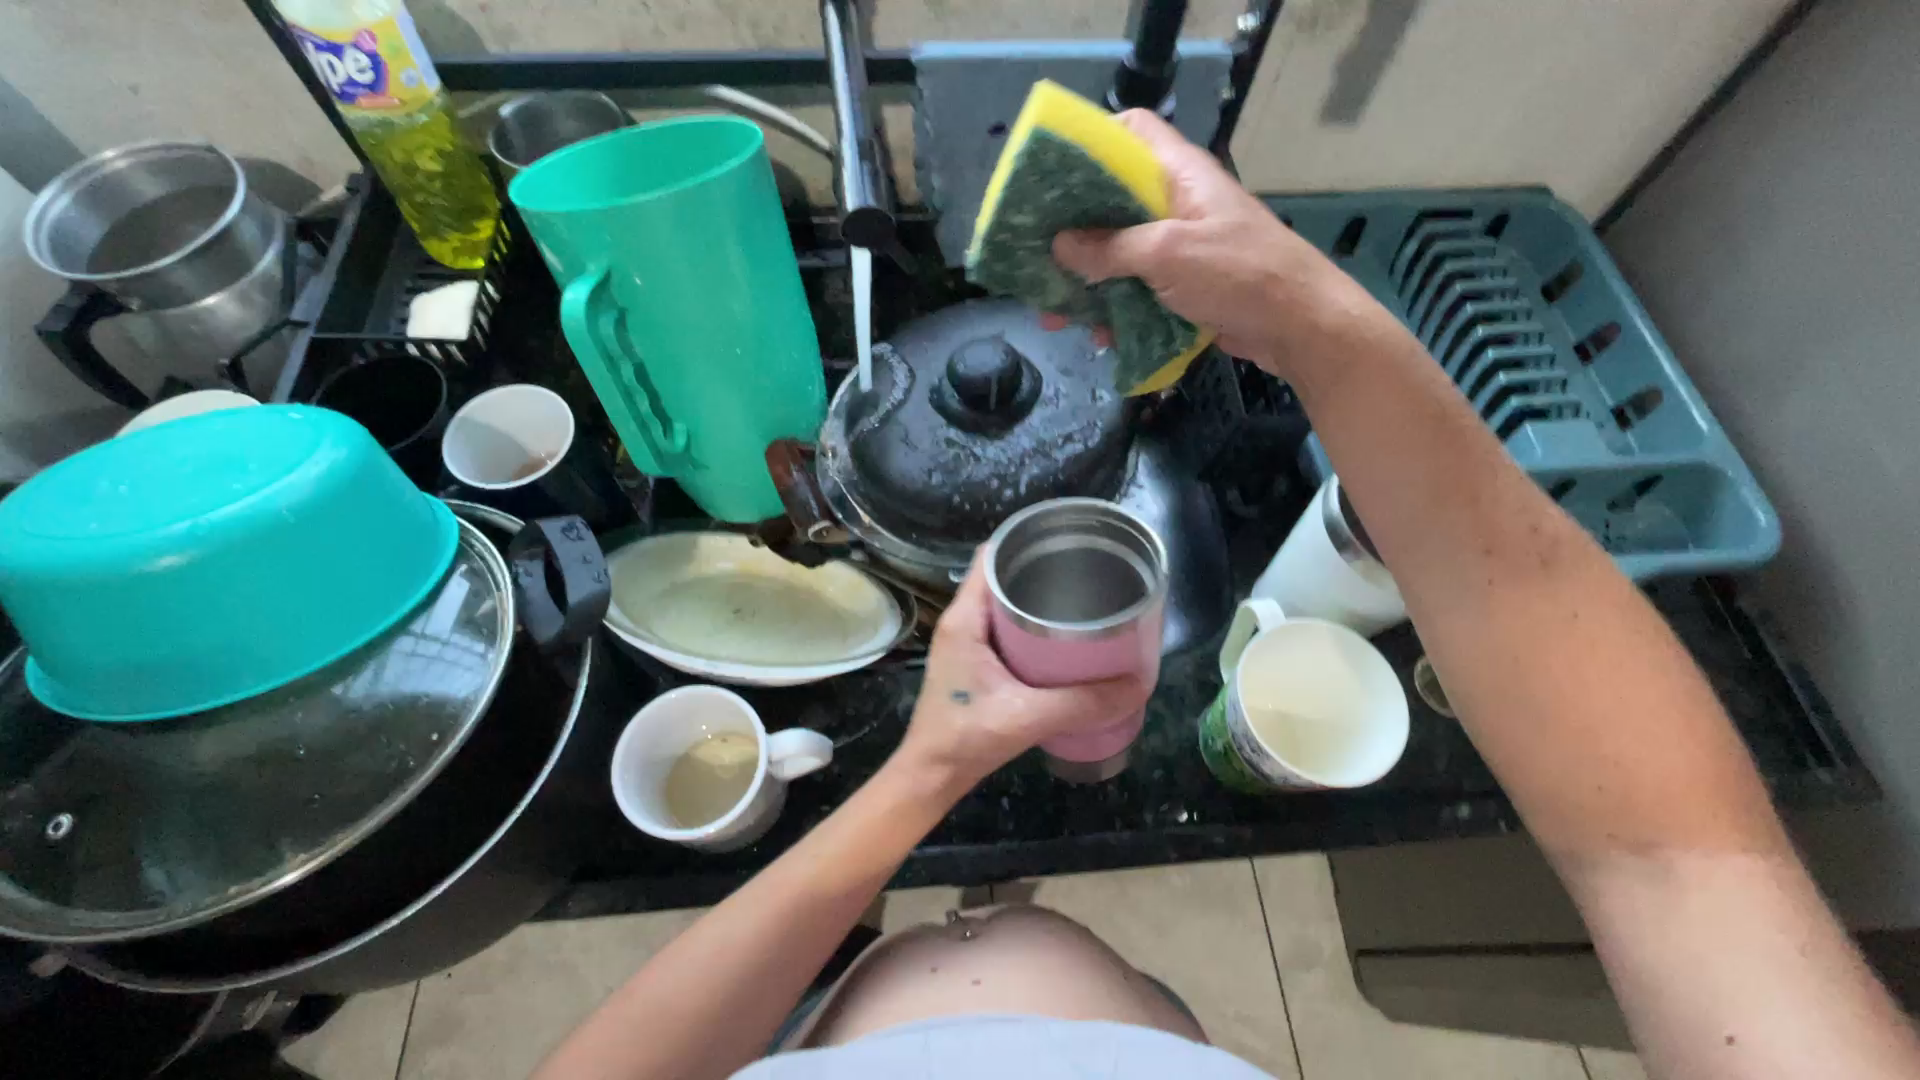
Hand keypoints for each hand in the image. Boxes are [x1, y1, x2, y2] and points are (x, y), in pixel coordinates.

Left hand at [895, 559, 1153, 790]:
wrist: (932, 775)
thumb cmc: (966, 738)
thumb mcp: (1027, 717)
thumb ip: (1082, 703)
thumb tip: (1137, 685)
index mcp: (965, 619)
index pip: (989, 557)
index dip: (1023, 542)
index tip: (1065, 542)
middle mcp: (963, 622)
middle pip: (1002, 577)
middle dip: (1041, 571)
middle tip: (1087, 575)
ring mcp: (968, 643)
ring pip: (1006, 605)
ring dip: (1038, 601)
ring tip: (1083, 602)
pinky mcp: (977, 663)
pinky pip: (1007, 630)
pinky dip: (1033, 627)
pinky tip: (1064, 641)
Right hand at [1045, 109, 1388, 379]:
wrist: (1298, 326)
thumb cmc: (1238, 273)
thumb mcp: (1167, 254)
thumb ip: (1111, 248)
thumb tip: (1060, 244)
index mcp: (1178, 175)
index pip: (1131, 133)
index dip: (1091, 145)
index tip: (1052, 179)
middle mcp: (1176, 204)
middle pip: (1113, 203)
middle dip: (1074, 234)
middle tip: (1037, 260)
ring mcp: (1180, 248)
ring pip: (1120, 255)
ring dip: (1089, 284)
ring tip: (1056, 315)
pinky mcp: (1183, 288)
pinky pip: (1137, 292)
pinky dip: (1116, 311)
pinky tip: (1099, 336)